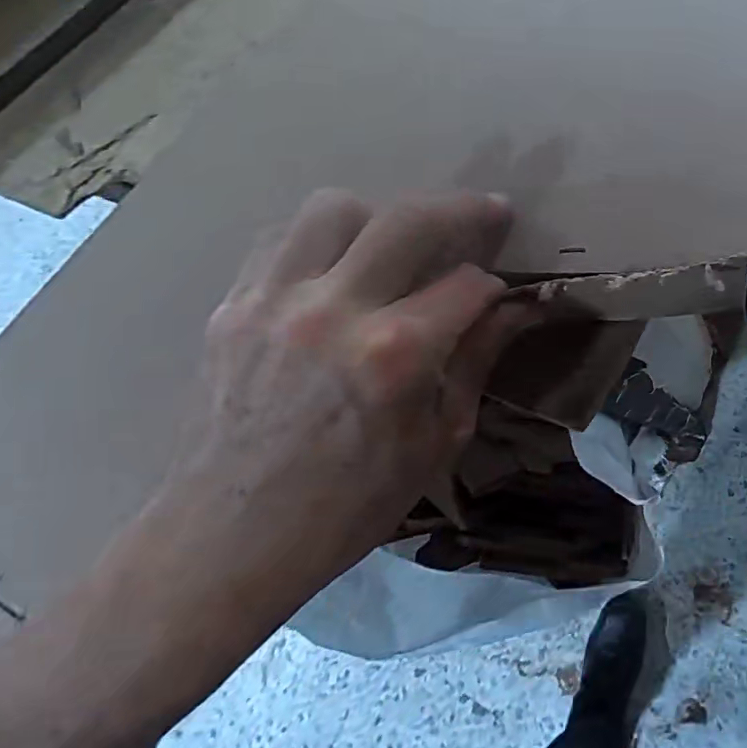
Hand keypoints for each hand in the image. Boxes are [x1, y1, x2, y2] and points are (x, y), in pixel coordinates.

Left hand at [164, 188, 533, 607]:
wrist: (230, 539)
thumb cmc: (351, 504)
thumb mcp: (438, 440)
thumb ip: (478, 360)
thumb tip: (517, 309)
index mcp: (396, 354)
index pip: (468, 283)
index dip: (496, 285)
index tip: (501, 294)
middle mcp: (336, 310)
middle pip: (410, 219)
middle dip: (463, 210)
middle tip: (488, 213)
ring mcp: (274, 301)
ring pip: (336, 208)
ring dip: (381, 216)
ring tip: (397, 241)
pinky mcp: (232, 306)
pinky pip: (281, 239)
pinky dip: (320, 240)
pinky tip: (336, 267)